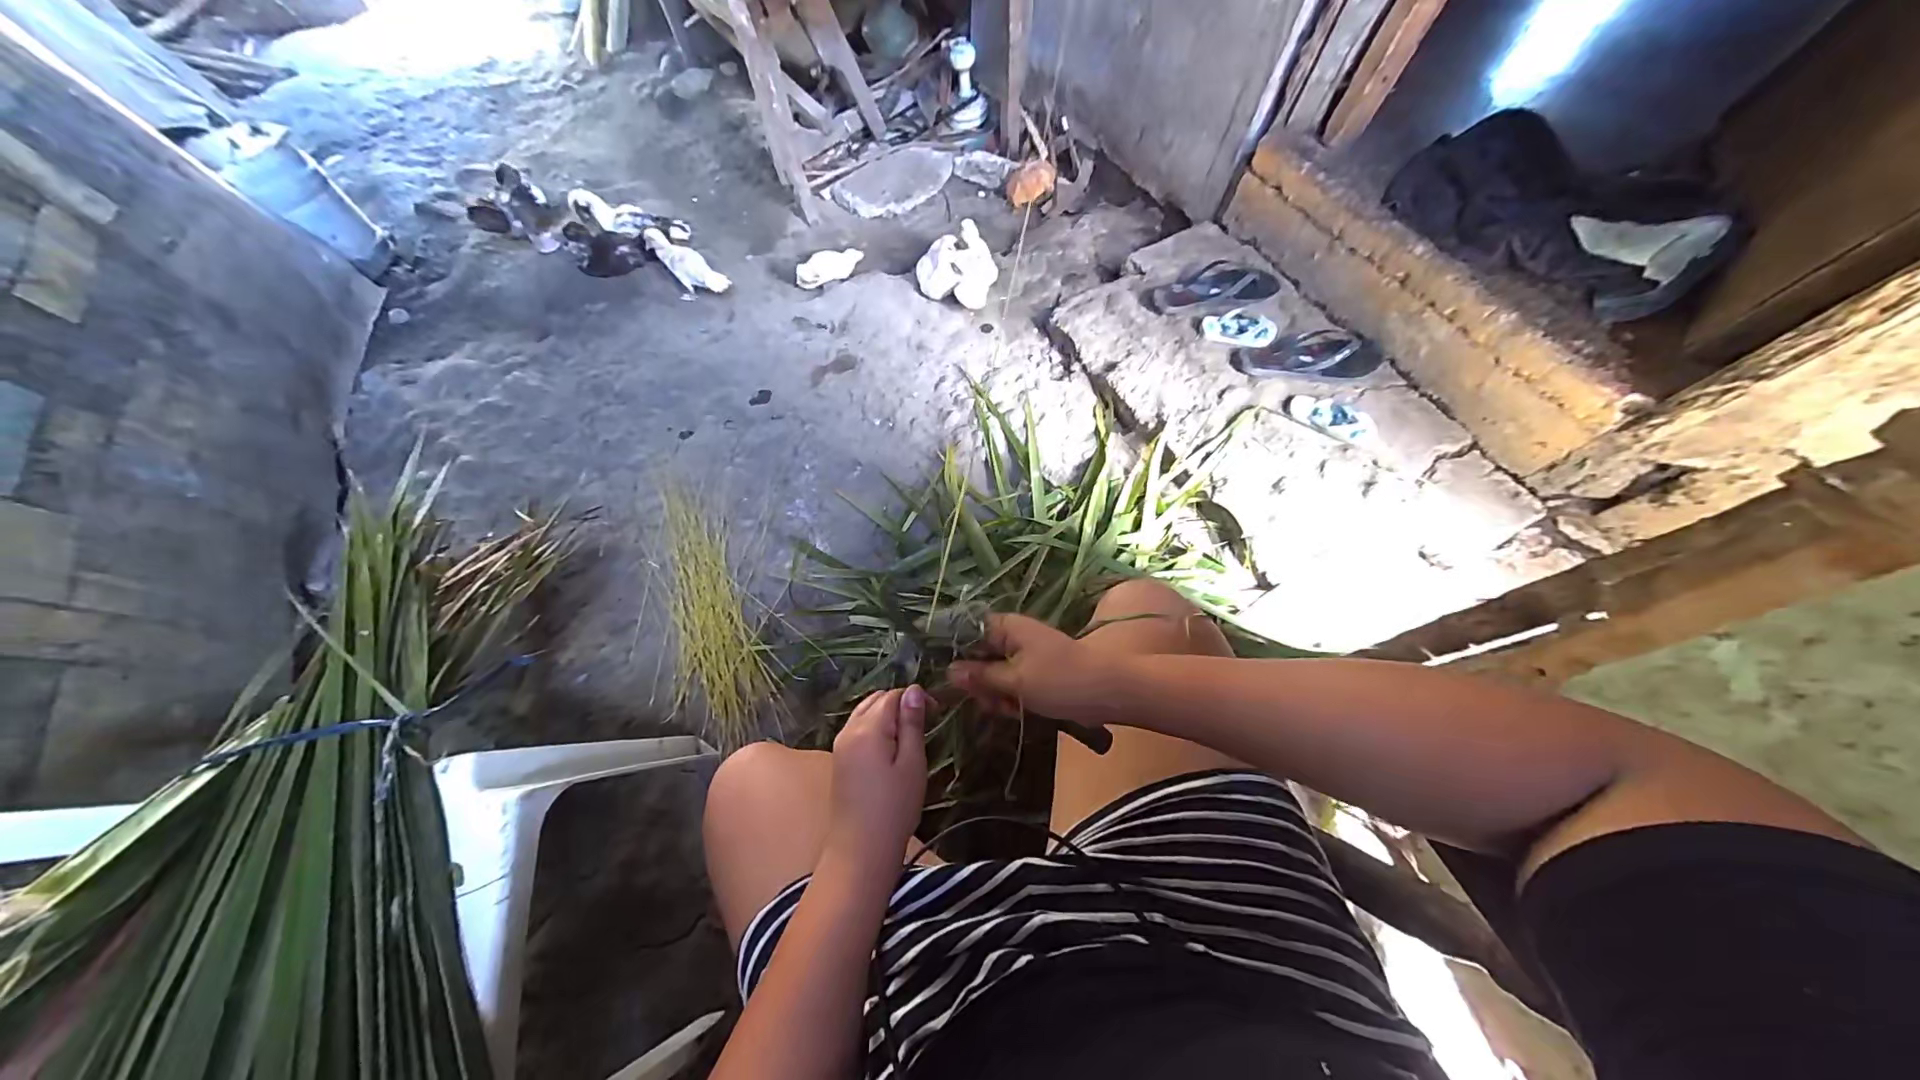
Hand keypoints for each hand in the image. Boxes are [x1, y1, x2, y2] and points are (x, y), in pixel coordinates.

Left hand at [827, 686, 928, 869]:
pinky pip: (858, 728)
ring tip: (909, 736)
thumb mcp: (912, 763)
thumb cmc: (895, 808)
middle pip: (875, 700)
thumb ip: (912, 724)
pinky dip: (875, 727)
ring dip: (887, 714)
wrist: (861, 849)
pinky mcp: (839, 759)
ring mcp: (840, 745)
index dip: (916, 698)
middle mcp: (848, 730)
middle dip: (900, 703)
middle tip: (925, 724)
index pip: (892, 695)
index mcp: (868, 729)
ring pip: (864, 712)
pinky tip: (890, 748)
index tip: (937, 713)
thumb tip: (914, 690)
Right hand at [946, 614, 1115, 723]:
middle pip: (980, 658)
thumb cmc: (1060, 680)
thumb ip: (981, 676)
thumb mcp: (1014, 681)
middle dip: (982, 684)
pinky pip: (1014, 685)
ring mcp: (1027, 656)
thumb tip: (949, 670)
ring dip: (998, 696)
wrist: (1111, 692)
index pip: (967, 633)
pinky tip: (1022, 712)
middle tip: (994, 703)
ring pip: (996, 676)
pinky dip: (1015, 700)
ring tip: (1014, 709)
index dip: (957, 655)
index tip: (954, 680)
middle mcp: (1015, 636)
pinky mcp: (1039, 673)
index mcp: (1006, 627)